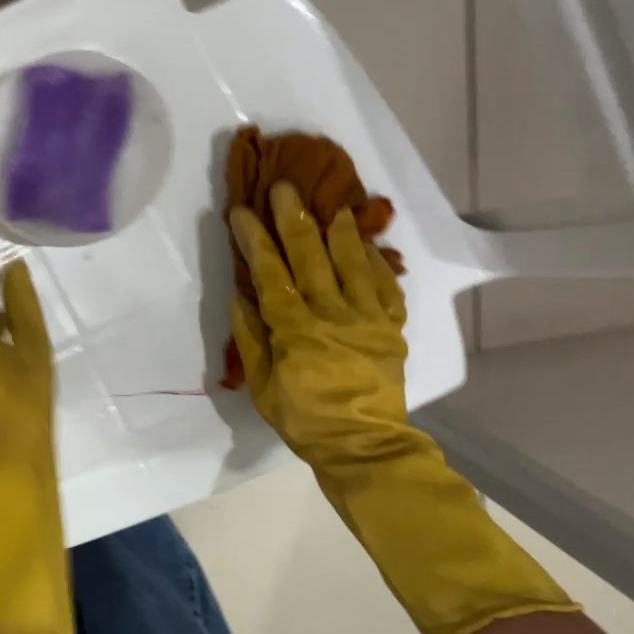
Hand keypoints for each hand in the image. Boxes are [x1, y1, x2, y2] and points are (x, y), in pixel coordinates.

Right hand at [228, 182, 576, 633]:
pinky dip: (377, 262)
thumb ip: (251, 338)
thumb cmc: (302, 419)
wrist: (364, 446)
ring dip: (339, 232)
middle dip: (295, 221)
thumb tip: (241, 296)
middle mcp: (333, 317)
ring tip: (330, 203)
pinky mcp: (392, 330)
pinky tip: (368, 242)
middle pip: (311, 260)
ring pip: (353, 266)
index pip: (272, 275)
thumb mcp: (262, 385)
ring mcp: (368, 321)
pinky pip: (386, 289)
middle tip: (286, 188)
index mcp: (296, 331)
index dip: (256, 241)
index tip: (243, 211)